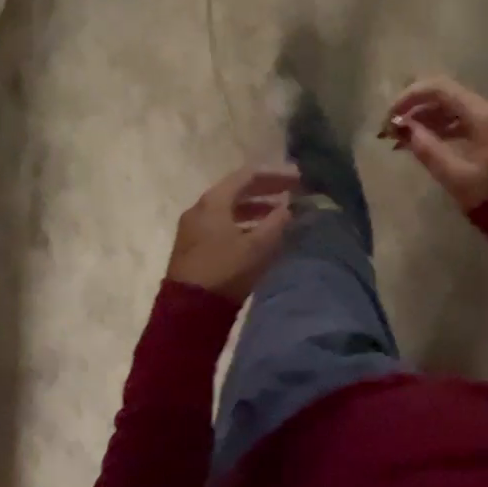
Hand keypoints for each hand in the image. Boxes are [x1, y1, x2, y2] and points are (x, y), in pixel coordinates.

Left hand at [166, 166, 297, 301]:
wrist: (188, 311)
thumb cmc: (225, 271)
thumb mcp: (258, 247)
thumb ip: (278, 222)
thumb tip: (292, 206)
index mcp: (214, 201)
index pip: (248, 175)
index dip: (276, 174)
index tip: (299, 179)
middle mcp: (201, 208)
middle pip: (238, 189)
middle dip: (267, 190)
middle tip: (293, 192)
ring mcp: (195, 227)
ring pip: (230, 208)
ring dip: (256, 208)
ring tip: (281, 214)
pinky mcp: (194, 246)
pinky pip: (223, 224)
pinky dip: (244, 223)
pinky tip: (261, 235)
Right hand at [381, 76, 487, 210]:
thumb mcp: (455, 176)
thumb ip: (426, 149)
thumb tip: (402, 127)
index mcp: (484, 115)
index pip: (440, 88)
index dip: (410, 96)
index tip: (390, 115)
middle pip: (446, 96)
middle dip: (416, 109)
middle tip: (391, 130)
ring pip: (454, 109)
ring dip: (427, 120)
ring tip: (402, 140)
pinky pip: (465, 122)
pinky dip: (443, 129)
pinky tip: (425, 143)